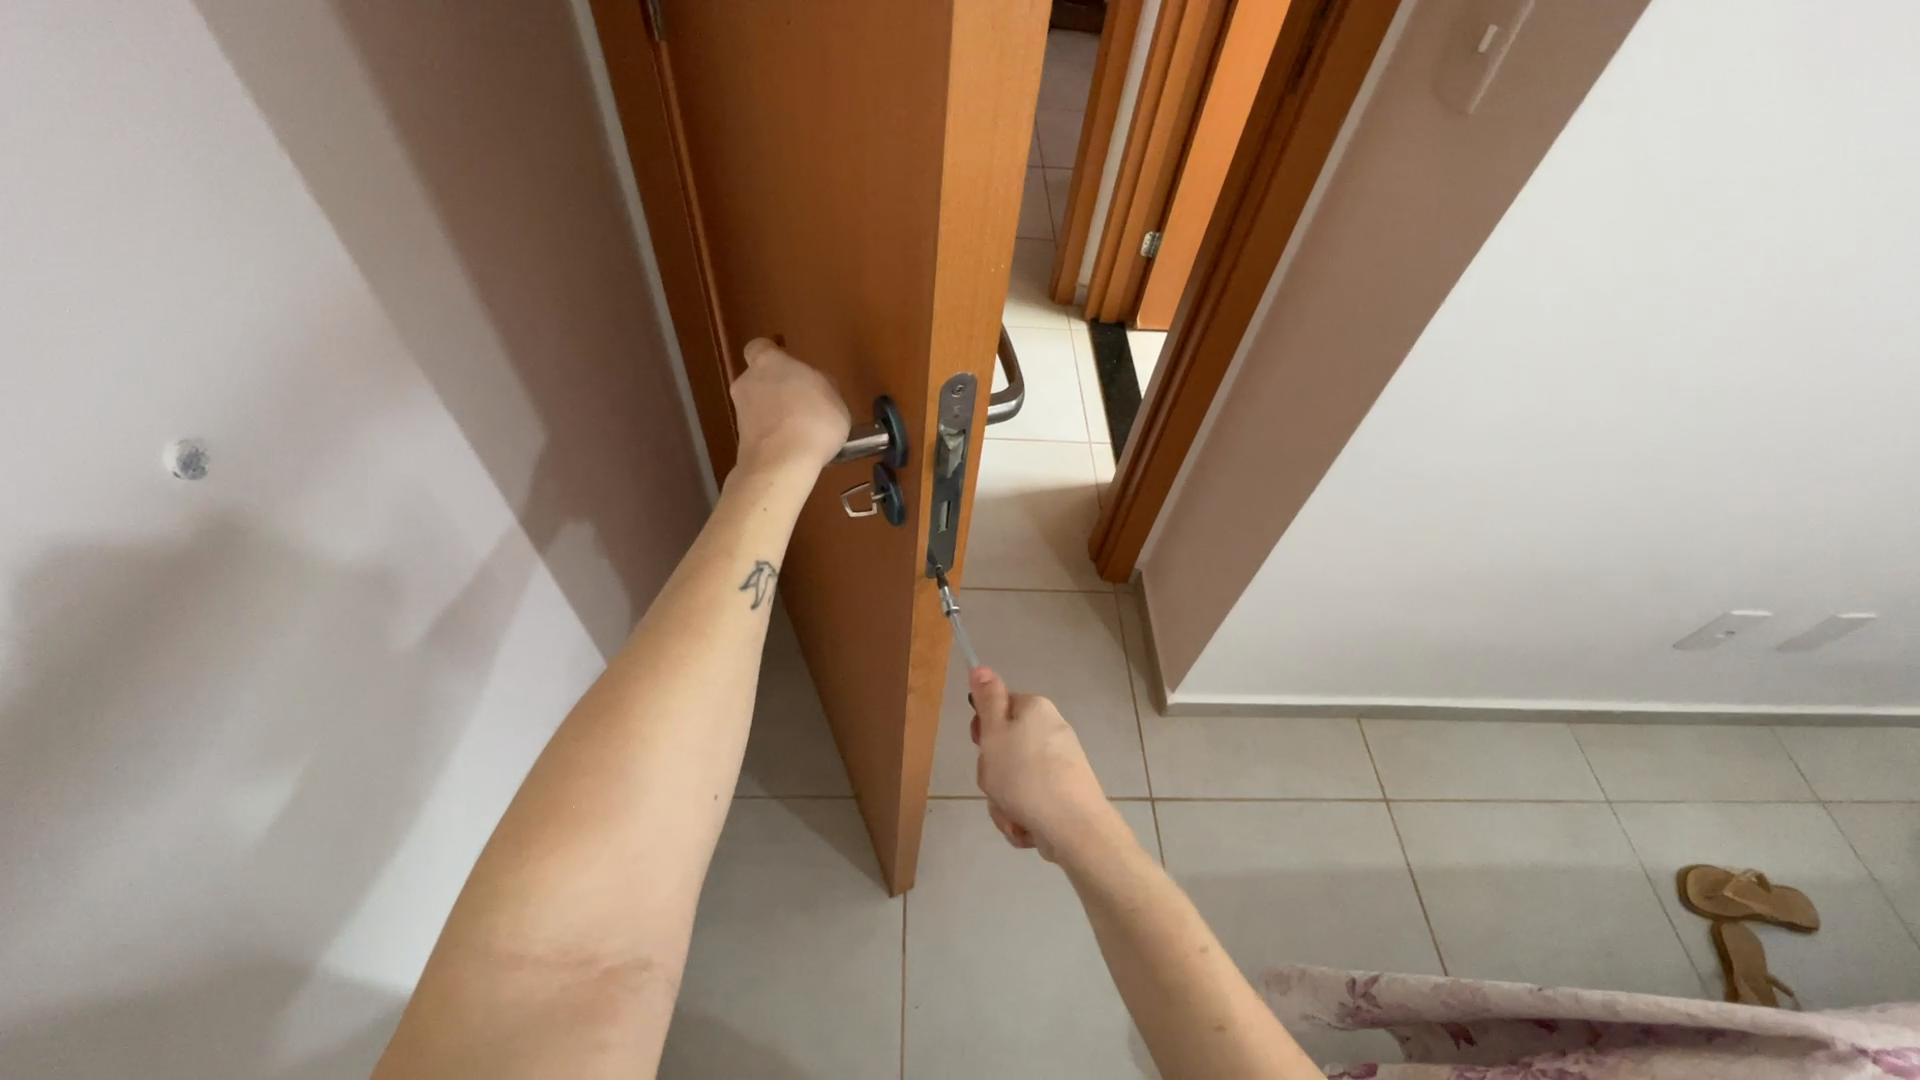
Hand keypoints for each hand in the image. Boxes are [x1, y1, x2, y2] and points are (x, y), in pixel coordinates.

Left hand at [731, 338, 851, 475]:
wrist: (782, 464)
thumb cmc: (813, 420)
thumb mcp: (835, 397)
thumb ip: (821, 385)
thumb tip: (814, 387)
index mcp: (769, 362)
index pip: (760, 347)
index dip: (773, 356)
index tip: (789, 368)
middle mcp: (748, 382)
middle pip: (760, 379)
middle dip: (777, 390)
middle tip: (802, 405)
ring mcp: (741, 412)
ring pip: (759, 407)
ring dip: (775, 416)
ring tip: (802, 433)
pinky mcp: (741, 440)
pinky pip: (761, 432)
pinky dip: (773, 437)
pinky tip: (794, 449)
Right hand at [969, 667, 1123, 863]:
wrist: (1072, 827)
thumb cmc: (1026, 775)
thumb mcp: (995, 733)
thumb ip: (986, 700)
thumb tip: (980, 666)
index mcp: (1035, 709)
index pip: (998, 709)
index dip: (984, 730)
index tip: (982, 746)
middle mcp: (1051, 731)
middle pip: (1004, 748)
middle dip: (993, 773)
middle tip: (996, 782)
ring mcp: (1059, 764)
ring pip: (1013, 779)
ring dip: (1003, 800)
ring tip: (1012, 811)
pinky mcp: (1063, 793)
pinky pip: (1028, 800)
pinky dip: (1021, 814)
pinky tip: (1025, 826)